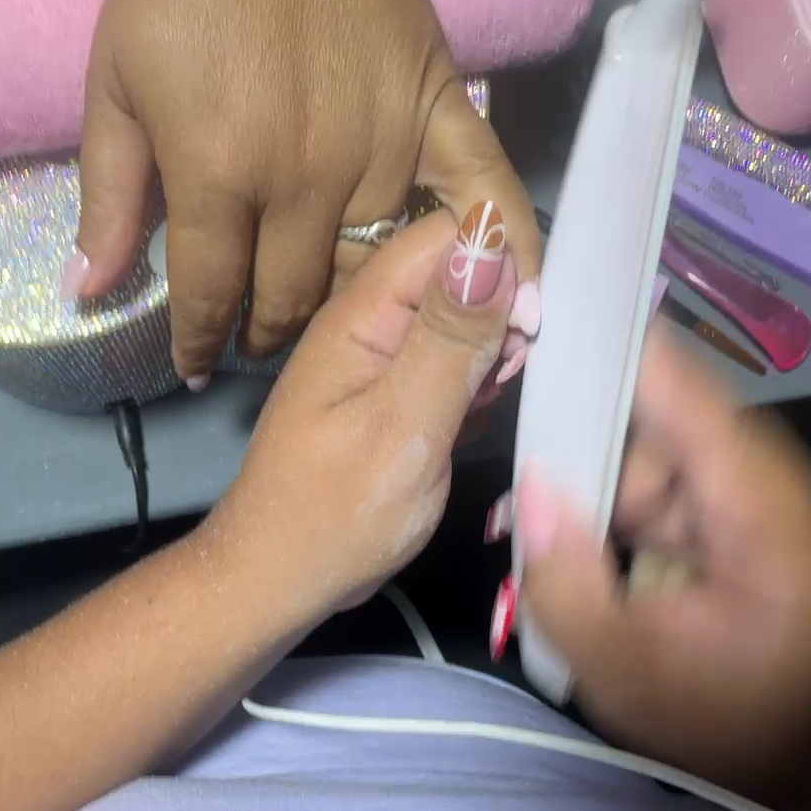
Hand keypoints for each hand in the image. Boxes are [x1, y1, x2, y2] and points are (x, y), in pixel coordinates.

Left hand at [69, 0, 540, 386]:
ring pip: (366, 272)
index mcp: (218, 169)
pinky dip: (498, 256)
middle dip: (262, 334)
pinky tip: (514, 308)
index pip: (209, 294)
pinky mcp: (439, 117)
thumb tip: (85, 294)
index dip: (198, 342)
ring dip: (340, 311)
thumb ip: (108, 197)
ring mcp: (381, 151)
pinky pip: (480, 199)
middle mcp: (304, 178)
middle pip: (289, 299)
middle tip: (252, 340)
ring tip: (321, 322)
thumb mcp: (113, 82)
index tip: (195, 365)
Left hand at [203, 200, 517, 616]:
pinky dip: (472, 386)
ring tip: (484, 406)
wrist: (280, 577)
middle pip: (456, 273)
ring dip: (490, 354)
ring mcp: (378, 361)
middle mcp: (368, 324)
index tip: (530, 322)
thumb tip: (493, 244)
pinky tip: (468, 423)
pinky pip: (446, 366)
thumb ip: (449, 340)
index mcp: (361, 315)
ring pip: (458, 322)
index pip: (443, 233)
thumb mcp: (402, 427)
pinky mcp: (390, 396)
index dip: (500, 259)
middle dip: (501, 312)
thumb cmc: (334, 514)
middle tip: (505, 377)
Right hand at [512, 330, 810, 795]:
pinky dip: (617, 496)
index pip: (719, 427)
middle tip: (541, 484)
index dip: (653, 367)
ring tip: (560, 532)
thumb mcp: (616, 672)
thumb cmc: (706, 730)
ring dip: (605, 481)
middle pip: (685, 433)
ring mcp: (770, 510)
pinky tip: (584, 534)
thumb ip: (564, 580)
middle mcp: (793, 510)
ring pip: (669, 453)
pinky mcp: (744, 516)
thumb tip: (532, 484)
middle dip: (604, 450)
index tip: (585, 317)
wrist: (773, 767)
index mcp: (789, 548)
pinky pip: (669, 478)